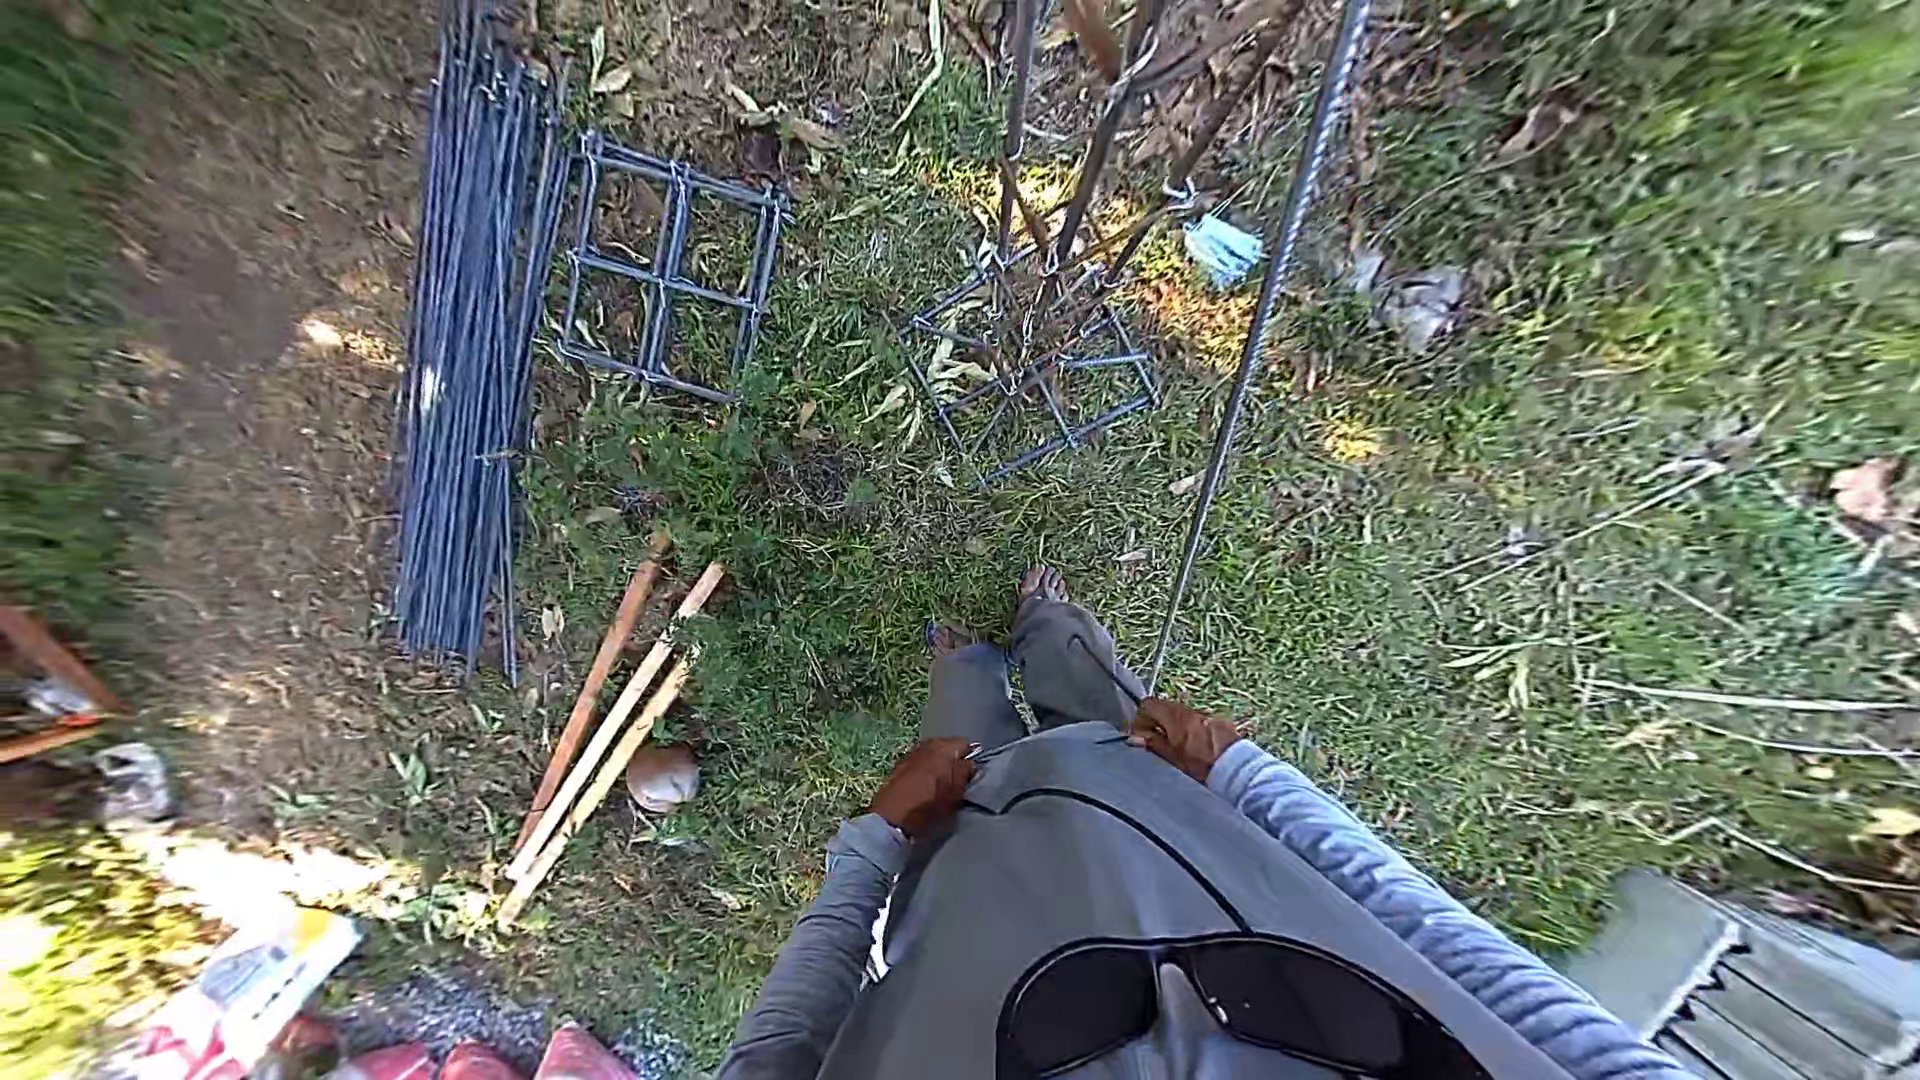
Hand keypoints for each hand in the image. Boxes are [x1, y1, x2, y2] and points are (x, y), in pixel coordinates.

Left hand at [869, 737, 975, 834]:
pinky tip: (924, 788)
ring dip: (938, 767)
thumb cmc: (928, 804)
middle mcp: (927, 744)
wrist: (891, 817)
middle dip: (954, 762)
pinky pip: (921, 763)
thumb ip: (966, 772)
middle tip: (957, 782)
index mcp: (943, 747)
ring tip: (940, 787)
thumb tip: (970, 763)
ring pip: (933, 756)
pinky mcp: (900, 765)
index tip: (971, 776)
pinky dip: (925, 772)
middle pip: (948, 748)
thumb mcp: (956, 792)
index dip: (971, 759)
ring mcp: (912, 753)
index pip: (966, 744)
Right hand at [1128, 697, 1240, 782]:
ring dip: (1172, 726)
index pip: (1148, 704)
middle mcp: (1189, 710)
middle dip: (1156, 723)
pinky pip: (1195, 720)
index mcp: (1175, 717)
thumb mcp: (1173, 758)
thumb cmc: (1204, 767)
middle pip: (1164, 707)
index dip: (1141, 719)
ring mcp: (1204, 714)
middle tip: (1157, 742)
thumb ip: (1153, 744)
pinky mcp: (1217, 721)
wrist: (1239, 771)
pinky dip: (1189, 729)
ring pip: (1180, 714)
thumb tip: (1134, 738)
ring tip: (1176, 747)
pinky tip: (1194, 747)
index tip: (1142, 735)